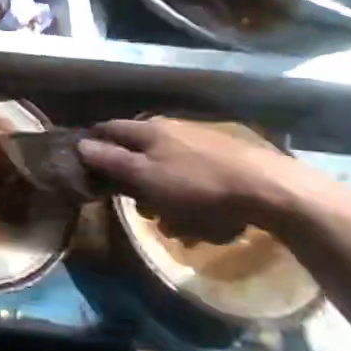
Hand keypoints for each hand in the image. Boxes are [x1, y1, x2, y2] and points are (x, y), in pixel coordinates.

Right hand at [77, 118, 350, 234]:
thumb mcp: (145, 177)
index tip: (84, 168)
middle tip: (135, 205)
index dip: (92, 145)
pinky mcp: (225, 159)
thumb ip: (110, 161)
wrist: (270, 190)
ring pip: (166, 168)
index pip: (107, 129)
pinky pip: (193, 178)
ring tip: (172, 222)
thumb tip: (80, 144)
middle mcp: (172, 128)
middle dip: (131, 179)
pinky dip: (188, 197)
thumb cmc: (197, 185)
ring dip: (162, 194)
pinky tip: (200, 219)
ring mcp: (201, 142)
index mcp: (148, 129)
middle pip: (137, 151)